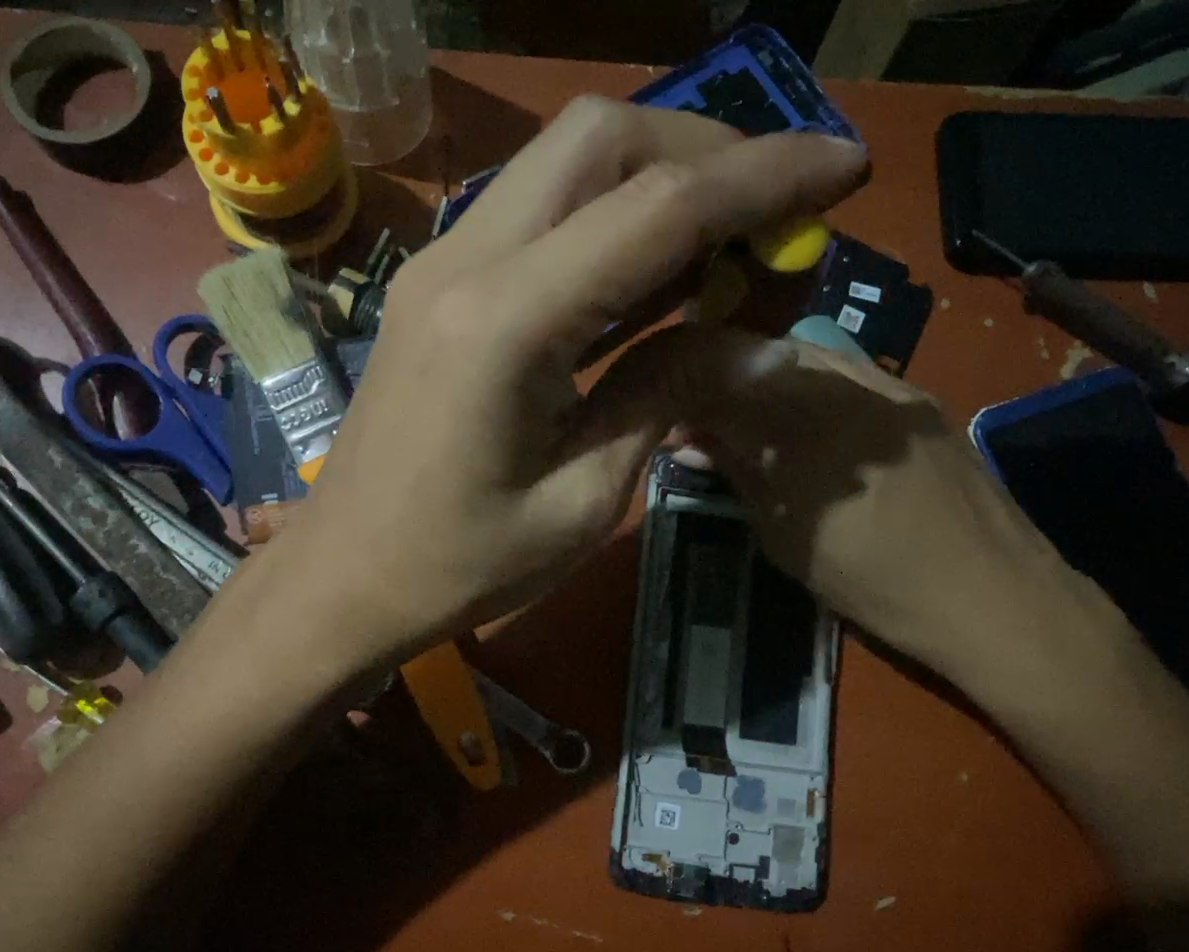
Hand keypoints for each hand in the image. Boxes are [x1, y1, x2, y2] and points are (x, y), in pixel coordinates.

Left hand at [276, 97, 866, 660]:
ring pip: (563, 161)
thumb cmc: (458, 566)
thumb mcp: (583, 500)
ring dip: (656, 176)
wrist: (342, 577)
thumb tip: (754, 339)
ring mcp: (441, 263)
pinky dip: (606, 216)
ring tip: (729, 237)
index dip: (763, 176)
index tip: (846, 166)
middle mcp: (466, 261)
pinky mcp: (438, 284)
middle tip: (773, 210)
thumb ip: (667, 395)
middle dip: (704, 150)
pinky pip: (535, 211)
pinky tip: (654, 271)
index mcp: (506, 321)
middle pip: (598, 137)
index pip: (658, 205)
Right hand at [608, 323, 1112, 684]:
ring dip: (759, 380)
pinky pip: (841, 372)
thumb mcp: (786, 537)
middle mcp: (845, 385)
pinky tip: (798, 423)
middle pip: (758, 352)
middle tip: (697, 419)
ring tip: (743, 422)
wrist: (998, 598)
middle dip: (717, 378)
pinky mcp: (916, 397)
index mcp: (804, 425)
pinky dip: (803, 388)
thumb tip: (689, 440)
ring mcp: (888, 385)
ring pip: (801, 356)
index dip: (678, 381)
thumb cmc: (877, 584)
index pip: (718, 371)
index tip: (659, 409)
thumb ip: (738, 475)